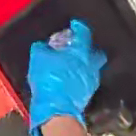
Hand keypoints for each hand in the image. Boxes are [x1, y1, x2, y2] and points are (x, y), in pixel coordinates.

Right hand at [26, 19, 107, 135]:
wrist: (57, 110)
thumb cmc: (50, 80)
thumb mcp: (39, 60)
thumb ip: (41, 49)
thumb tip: (41, 46)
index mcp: (81, 53)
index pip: (84, 34)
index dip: (79, 28)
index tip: (75, 25)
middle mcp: (91, 65)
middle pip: (96, 53)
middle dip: (89, 49)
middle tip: (77, 49)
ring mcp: (91, 81)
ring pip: (92, 68)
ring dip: (84, 65)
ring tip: (71, 65)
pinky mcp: (88, 94)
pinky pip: (86, 80)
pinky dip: (80, 77)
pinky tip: (69, 79)